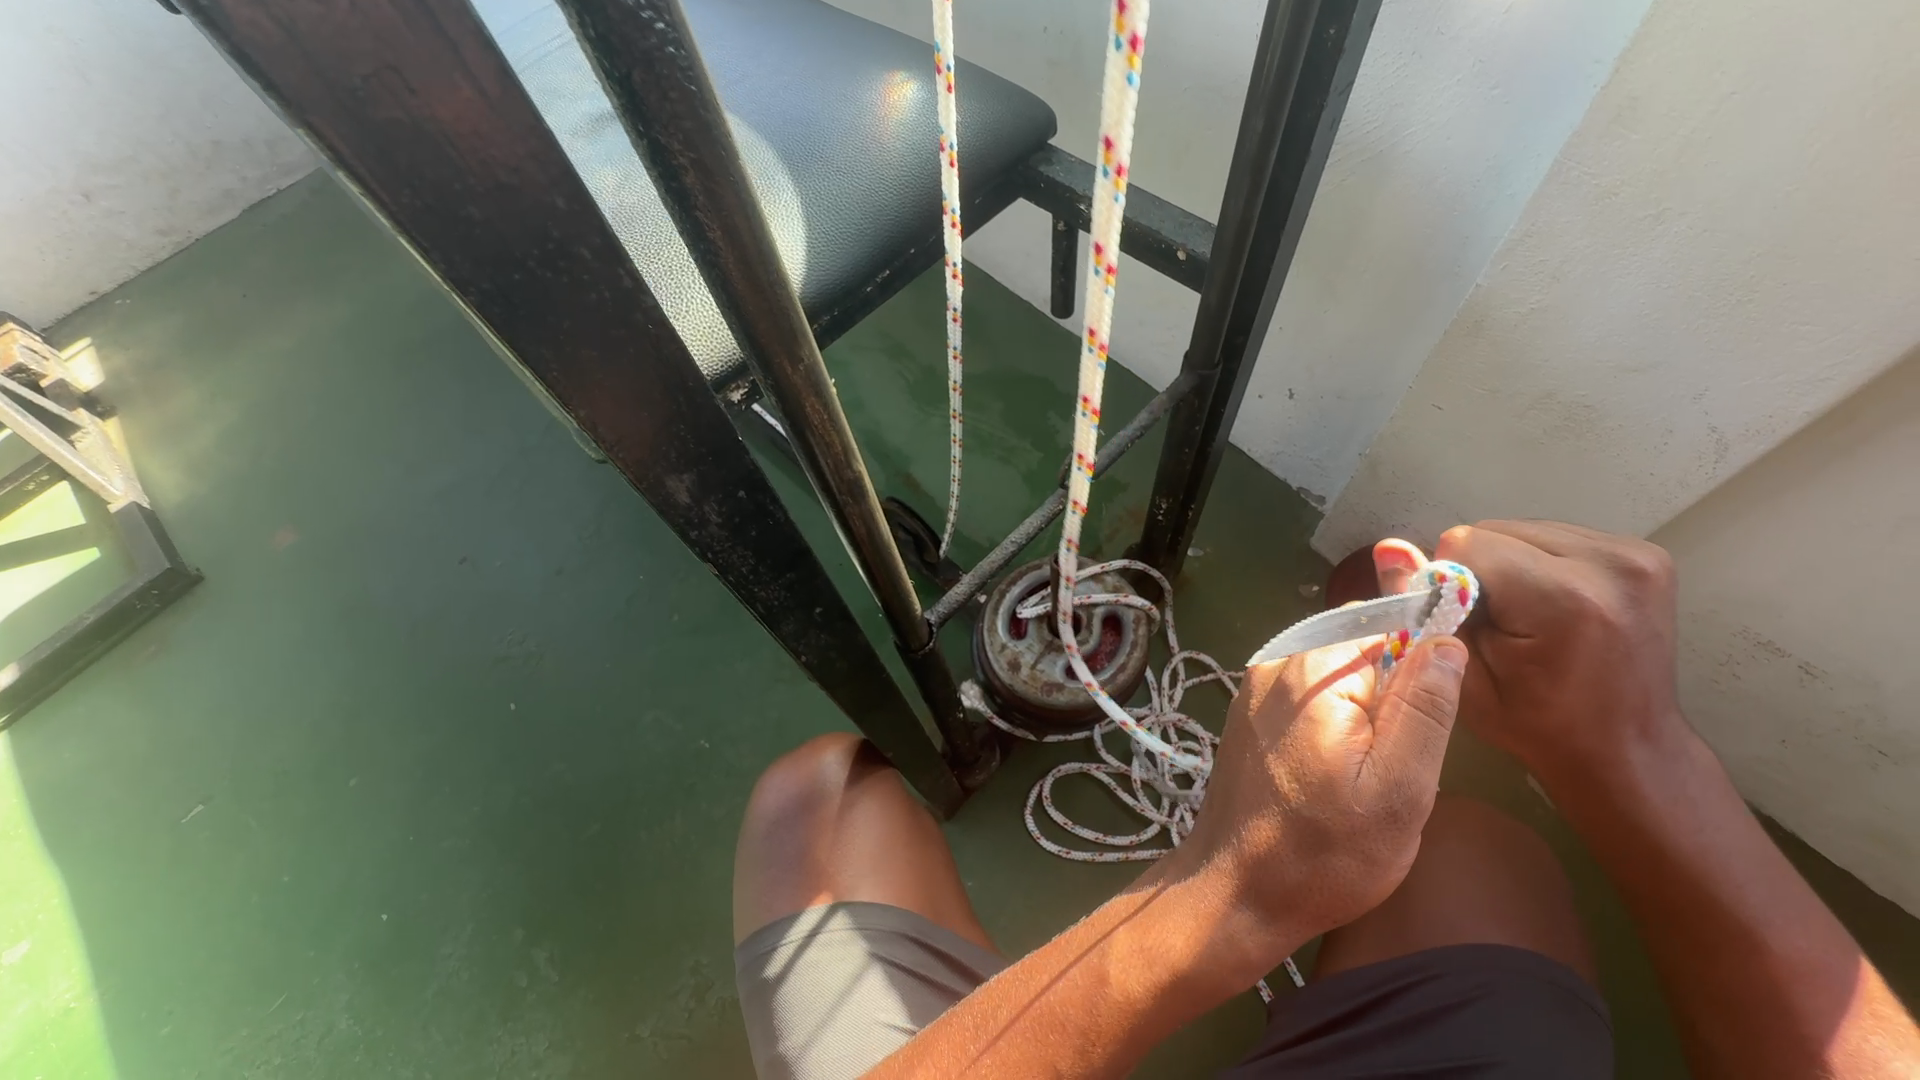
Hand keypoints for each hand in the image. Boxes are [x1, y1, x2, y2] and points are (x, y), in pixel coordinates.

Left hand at [1168, 630, 1468, 953]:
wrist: (1236, 890)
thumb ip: (1425, 707)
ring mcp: (1254, 688)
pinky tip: (1331, 776)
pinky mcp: (1246, 715)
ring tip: (1359, 778)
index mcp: (1312, 669)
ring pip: (1336, 680)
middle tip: (1390, 766)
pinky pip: (1308, 699)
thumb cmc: (1325, 851)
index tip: (1419, 730)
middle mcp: (1274, 663)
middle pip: (1360, 653)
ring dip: (1362, 719)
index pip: (1388, 630)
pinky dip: (1332, 727)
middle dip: (1390, 700)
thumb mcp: (1400, 786)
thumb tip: (1446, 641)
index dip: (1419, 674)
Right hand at [1377, 520, 1686, 792]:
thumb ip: (1423, 608)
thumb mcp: (1461, 678)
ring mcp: (1636, 555)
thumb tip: (1387, 547)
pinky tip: (1551, 607)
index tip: (1464, 625)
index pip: (1468, 543)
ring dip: (1509, 565)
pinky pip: (1557, 538)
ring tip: (1525, 617)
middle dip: (1481, 570)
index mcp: (1564, 598)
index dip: (1450, 582)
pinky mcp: (1648, 554)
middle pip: (1496, 530)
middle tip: (1495, 624)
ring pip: (1523, 530)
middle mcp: (1610, 564)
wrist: (1628, 749)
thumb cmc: (1536, 725)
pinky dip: (1540, 565)